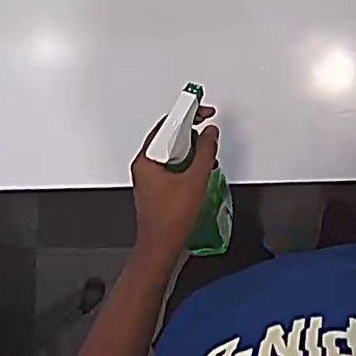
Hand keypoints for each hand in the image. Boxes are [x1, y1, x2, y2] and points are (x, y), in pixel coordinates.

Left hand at [131, 105, 218, 250]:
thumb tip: (210, 133)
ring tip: (208, 154)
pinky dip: (190, 164)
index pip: (167, 126)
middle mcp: (146, 167)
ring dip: (193, 150)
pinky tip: (203, 171)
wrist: (162, 246)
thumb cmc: (170, 218)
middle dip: (192, 132)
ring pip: (174, 153)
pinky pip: (175, 166)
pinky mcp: (159, 188)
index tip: (202, 110)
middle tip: (207, 127)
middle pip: (169, 138)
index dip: (187, 115)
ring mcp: (151, 178)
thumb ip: (205, 151)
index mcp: (147, 160)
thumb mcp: (195, 178)